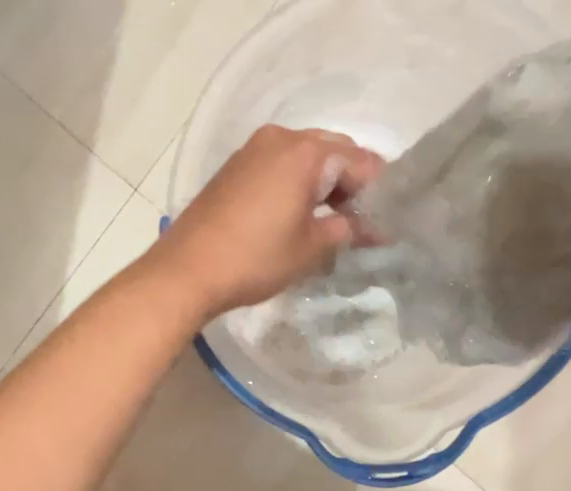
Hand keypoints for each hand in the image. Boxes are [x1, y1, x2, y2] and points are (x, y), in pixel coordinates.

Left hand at [143, 125, 384, 320]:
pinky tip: (298, 218)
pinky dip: (294, 188)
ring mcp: (252, 151)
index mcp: (306, 151)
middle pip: (331, 153)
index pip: (359, 162)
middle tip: (360, 223)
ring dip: (321, 187)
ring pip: (303, 161)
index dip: (376, 195)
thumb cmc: (254, 259)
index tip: (385, 225)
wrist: (186, 271)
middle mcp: (280, 138)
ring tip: (330, 224)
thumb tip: (367, 228)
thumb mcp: (309, 249)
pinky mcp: (233, 170)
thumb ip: (345, 231)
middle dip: (350, 186)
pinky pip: (277, 170)